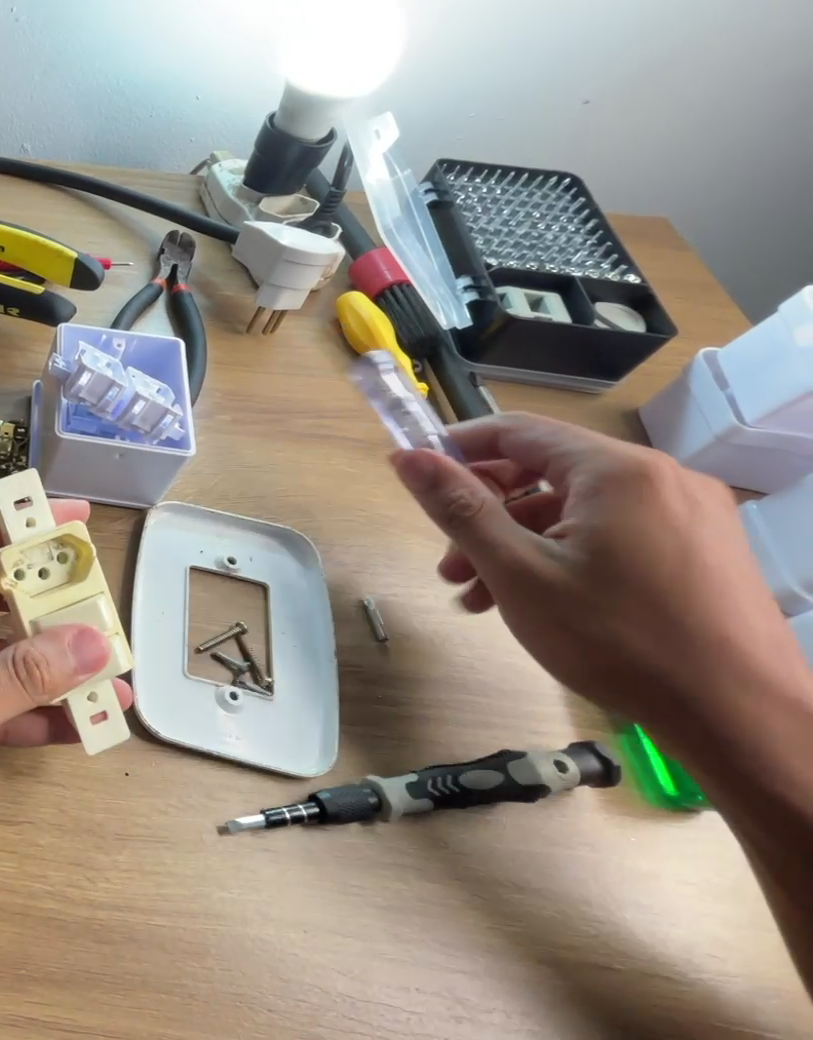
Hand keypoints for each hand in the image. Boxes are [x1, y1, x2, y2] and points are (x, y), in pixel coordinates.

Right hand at [389, 412, 802, 731]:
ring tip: (478, 594)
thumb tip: (407, 457)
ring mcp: (684, 513)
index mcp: (616, 472)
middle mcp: (658, 478)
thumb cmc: (615, 637)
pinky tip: (529, 600)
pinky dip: (557, 555)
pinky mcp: (696, 548)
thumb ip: (459, 508)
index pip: (517, 431)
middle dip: (483, 512)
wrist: (738, 714)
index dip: (456, 448)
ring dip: (514, 542)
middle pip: (542, 472)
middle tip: (447, 562)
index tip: (414, 479)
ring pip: (571, 509)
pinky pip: (607, 532)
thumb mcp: (517, 571)